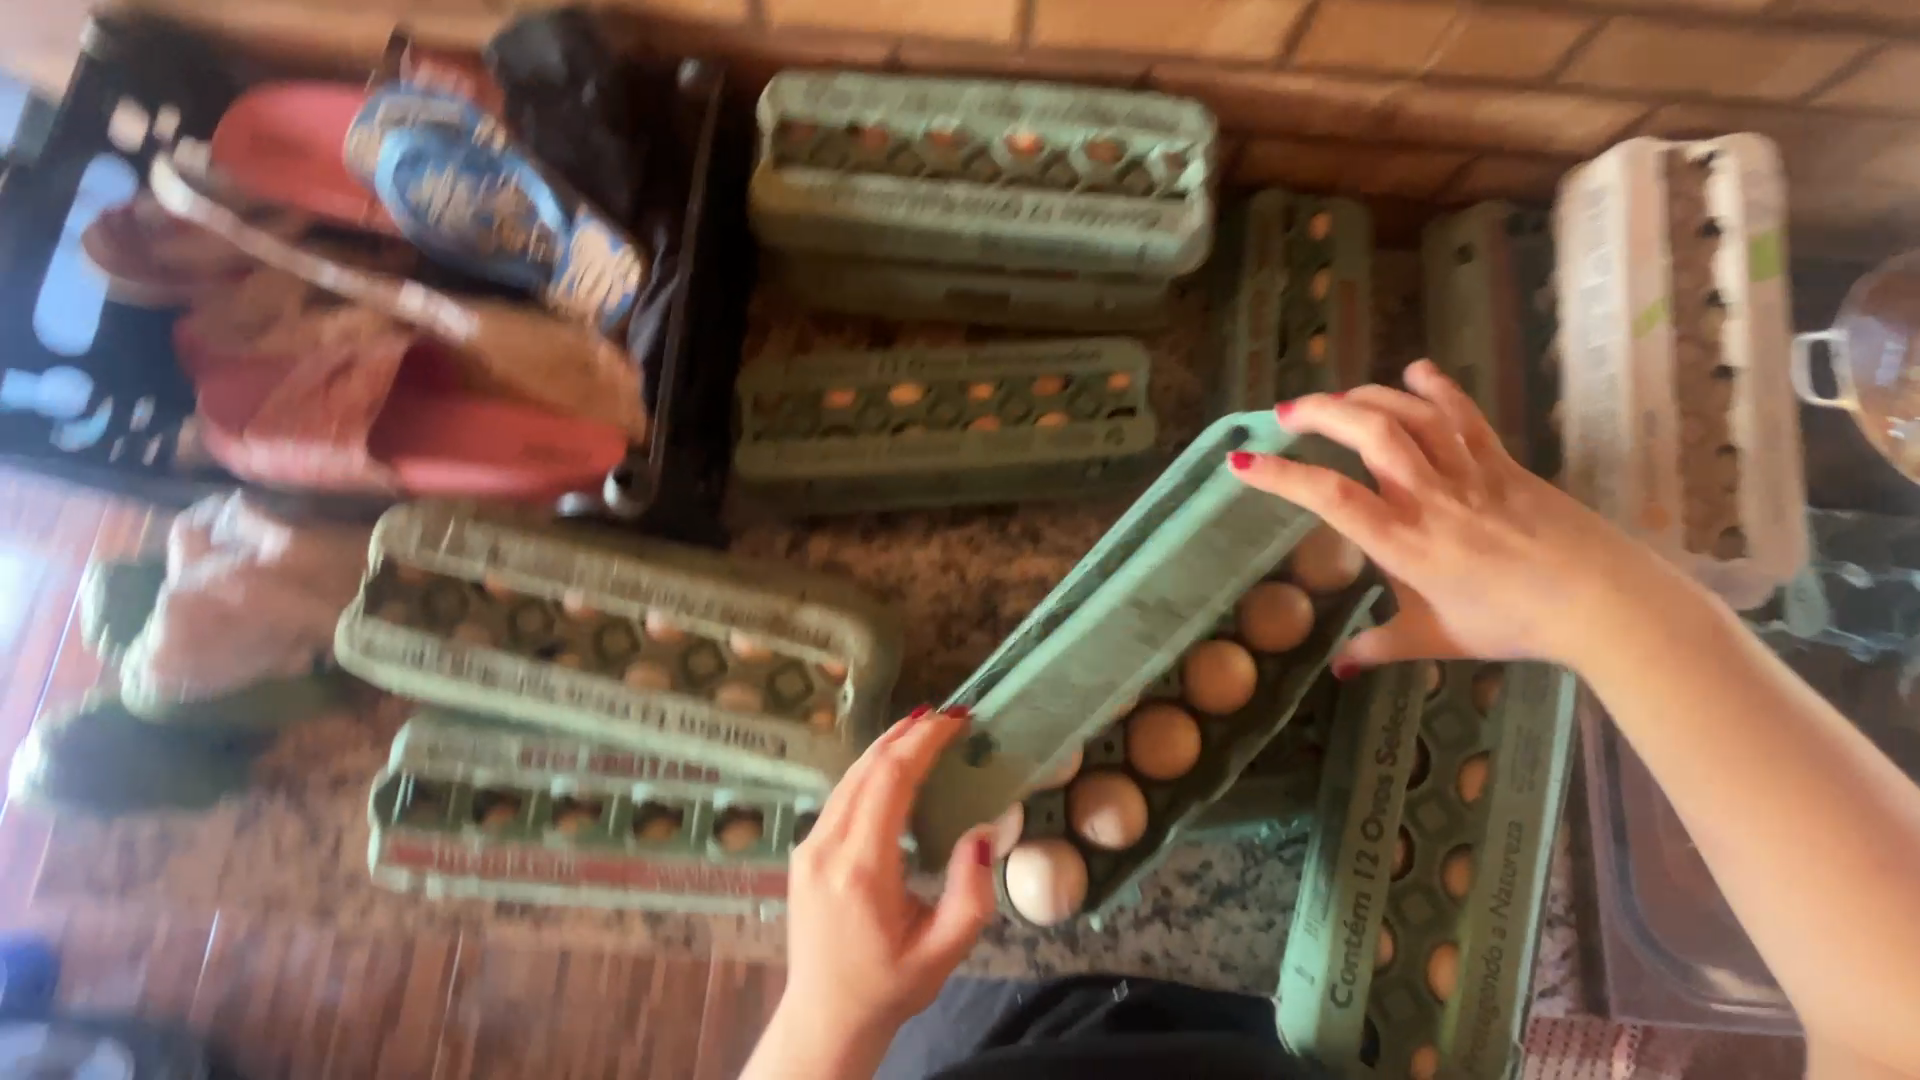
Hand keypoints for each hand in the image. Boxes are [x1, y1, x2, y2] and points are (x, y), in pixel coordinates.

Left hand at [745, 707, 997, 1079]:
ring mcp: (809, 847)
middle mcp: (826, 847)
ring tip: (925, 726)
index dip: (924, 743)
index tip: (956, 721)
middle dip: (909, 734)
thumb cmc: (890, 985)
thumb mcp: (944, 951)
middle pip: (868, 768)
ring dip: (888, 746)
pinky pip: (840, 795)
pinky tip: (893, 763)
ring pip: (850, 777)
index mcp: (861, 868)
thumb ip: (971, 892)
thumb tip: (981, 832)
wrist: (826, 1018)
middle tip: (949, 715)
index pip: (891, 780)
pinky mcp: (805, 852)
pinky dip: (871, 770)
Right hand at [1229, 360, 1701, 672]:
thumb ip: (1378, 648)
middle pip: (1370, 434)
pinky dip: (1435, 388)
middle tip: (1285, 413)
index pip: (1329, 497)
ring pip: (1412, 416)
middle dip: (1321, 414)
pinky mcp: (1502, 462)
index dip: (1281, 475)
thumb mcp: (1436, 640)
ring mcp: (1469, 472)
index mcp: (1403, 542)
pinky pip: (1463, 415)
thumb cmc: (1512, 624)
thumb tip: (1336, 671)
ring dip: (1365, 397)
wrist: (1606, 604)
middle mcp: (1429, 497)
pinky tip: (1413, 372)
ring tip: (1333, 398)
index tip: (1241, 461)